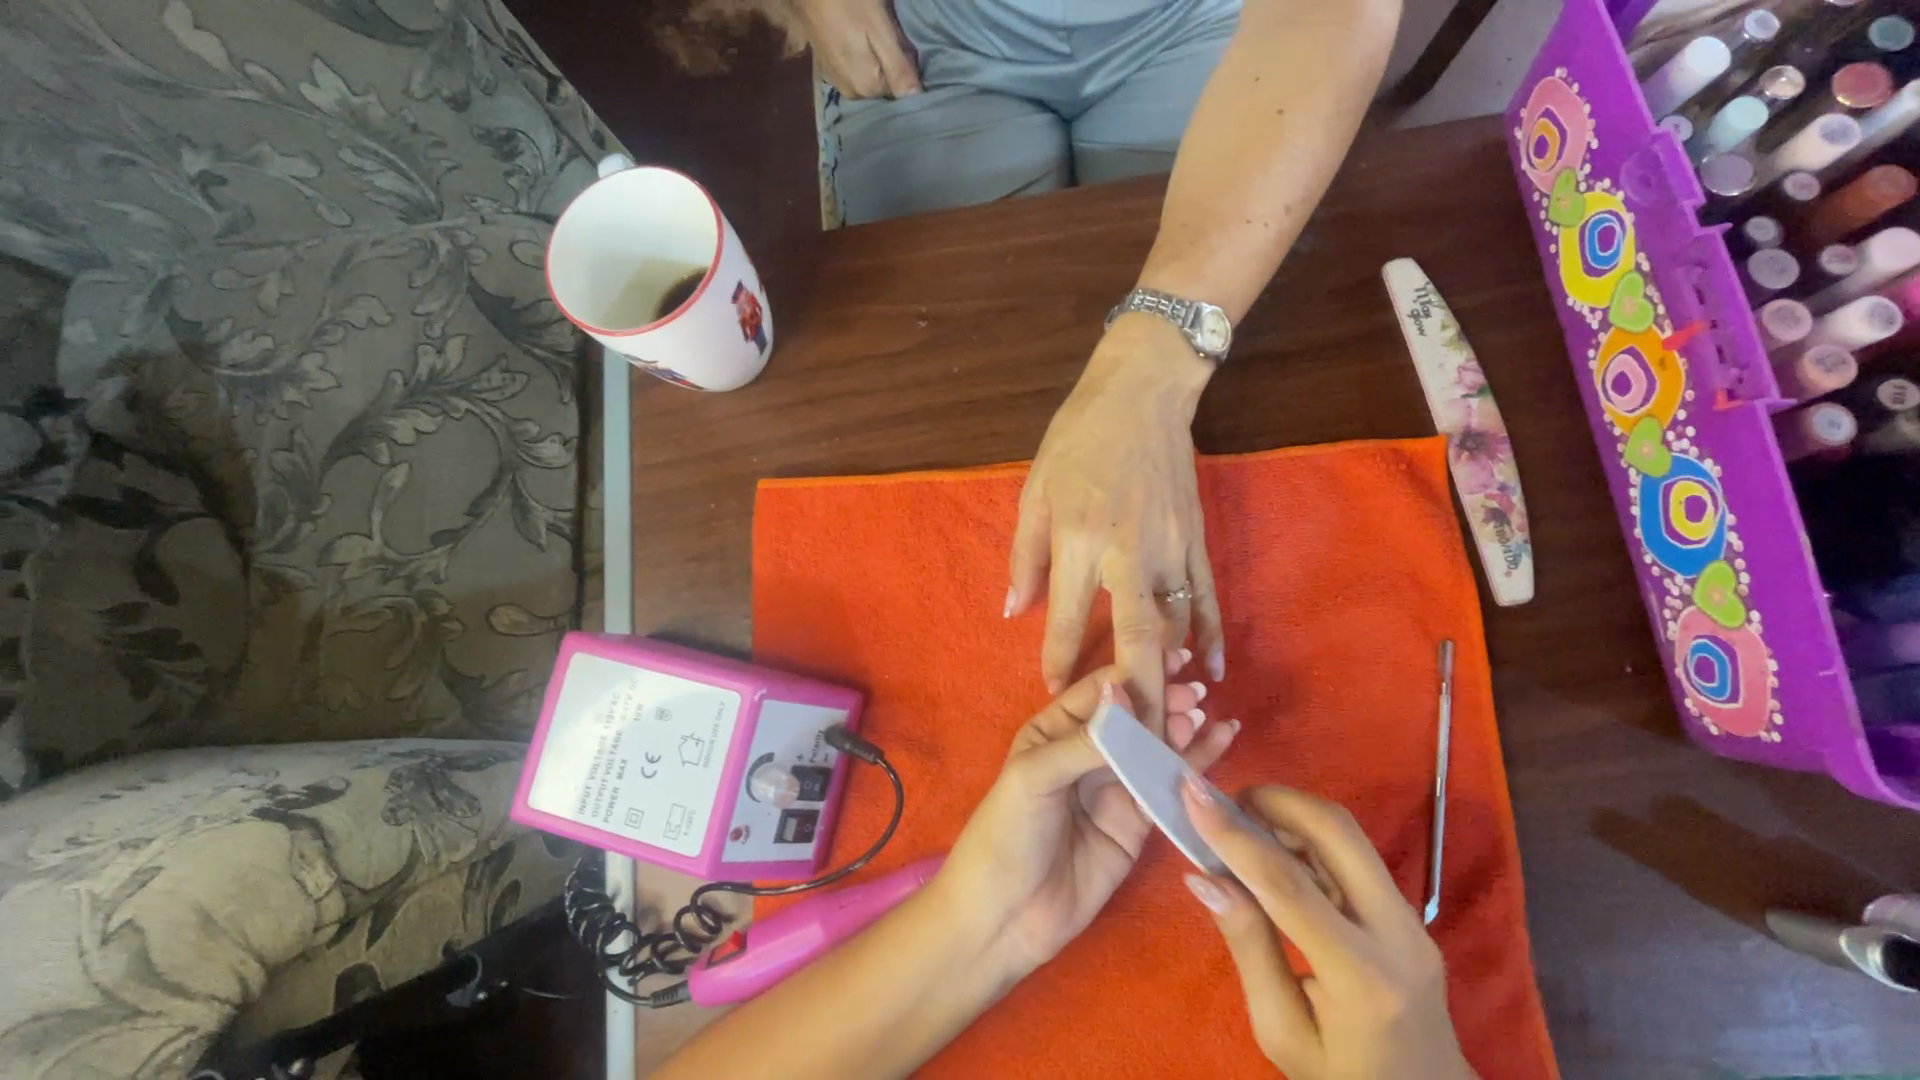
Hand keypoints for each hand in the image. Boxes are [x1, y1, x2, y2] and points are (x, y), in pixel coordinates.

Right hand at [795, 0, 920, 99]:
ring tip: (870, 32)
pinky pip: (856, 68)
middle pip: (885, 84)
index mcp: (866, 89)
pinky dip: (862, 55)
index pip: (901, 89)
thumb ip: (898, 68)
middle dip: (891, 62)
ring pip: (871, 76)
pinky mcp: (829, 68)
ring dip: (877, 58)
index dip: (906, 64)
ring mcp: (838, 82)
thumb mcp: (879, 29)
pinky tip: (857, 35)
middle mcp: (851, 94)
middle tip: (886, 31)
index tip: (900, 39)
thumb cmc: (846, 1)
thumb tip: (917, 98)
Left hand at [932, 653, 1237, 980]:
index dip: (1133, 673)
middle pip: (1133, 717)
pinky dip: (1194, 765)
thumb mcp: (1034, 778)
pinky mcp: (1137, 823)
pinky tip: (1220, 741)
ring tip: (1207, 713)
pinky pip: (1168, 786)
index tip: (1171, 654)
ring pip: (1155, 747)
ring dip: (1182, 728)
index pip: (1100, 692)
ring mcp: (1114, 787)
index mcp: (1053, 731)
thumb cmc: (1006, 835)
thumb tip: (1122, 691)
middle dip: (1163, 698)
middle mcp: (1086, 752)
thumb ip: (1084, 740)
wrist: (1005, 917)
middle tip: (1195, 688)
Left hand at [1008, 316, 1222, 732]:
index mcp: (1079, 541)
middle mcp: (1127, 554)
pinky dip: (1212, 637)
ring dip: (1171, 673)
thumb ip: (1026, 557)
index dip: (1059, 661)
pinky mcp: (1197, 540)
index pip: (1066, 618)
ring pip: (1176, 625)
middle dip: (1134, 694)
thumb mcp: (1034, 493)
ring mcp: (1170, 549)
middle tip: (1131, 739)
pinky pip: (1208, 598)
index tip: (1054, 696)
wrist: (1141, 393)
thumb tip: (1013, 611)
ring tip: (1164, 717)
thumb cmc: (1077, 442)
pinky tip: (1212, 671)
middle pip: (1135, 638)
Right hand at [1181, 782, 1477, 1079]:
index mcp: (1361, 976)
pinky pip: (1354, 854)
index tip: (1191, 794)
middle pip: (1335, 832)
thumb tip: (1204, 878)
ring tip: (1242, 824)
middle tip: (1223, 803)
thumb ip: (1249, 949)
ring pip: (1348, 834)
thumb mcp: (1281, 1031)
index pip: (1288, 884)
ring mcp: (1411, 918)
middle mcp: (1397, 933)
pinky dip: (1307, 836)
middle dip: (1274, 800)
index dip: (1234, 834)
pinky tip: (1274, 851)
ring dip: (1290, 813)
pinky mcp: (1409, 912)